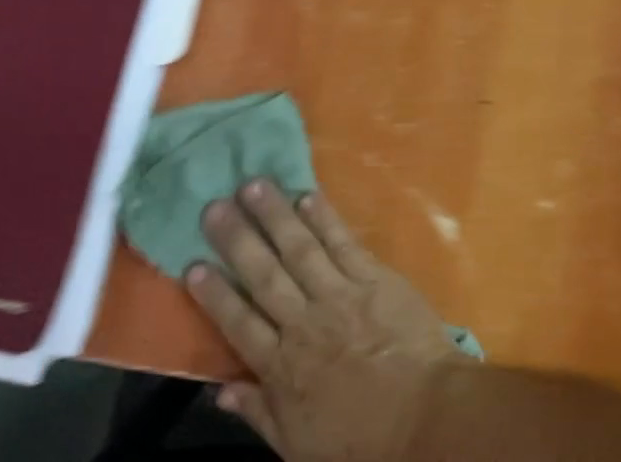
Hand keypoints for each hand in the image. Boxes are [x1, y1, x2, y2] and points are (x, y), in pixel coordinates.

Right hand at [186, 180, 464, 461]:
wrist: (427, 414)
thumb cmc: (363, 437)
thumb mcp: (299, 444)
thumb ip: (258, 412)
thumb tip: (219, 390)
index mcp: (281, 367)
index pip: (238, 323)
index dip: (214, 294)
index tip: (192, 265)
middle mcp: (304, 323)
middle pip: (264, 275)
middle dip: (237, 239)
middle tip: (214, 206)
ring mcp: (341, 296)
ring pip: (301, 249)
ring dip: (276, 215)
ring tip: (254, 184)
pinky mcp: (376, 279)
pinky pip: (345, 243)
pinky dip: (326, 219)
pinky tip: (308, 196)